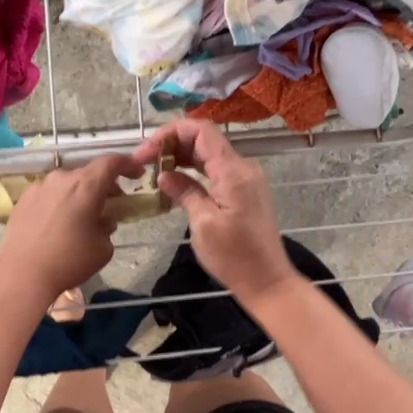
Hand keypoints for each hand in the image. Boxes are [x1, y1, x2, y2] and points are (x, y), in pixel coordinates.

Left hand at [0, 156, 138, 298]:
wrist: (22, 273)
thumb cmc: (69, 260)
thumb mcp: (103, 248)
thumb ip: (108, 227)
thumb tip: (103, 221)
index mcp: (86, 185)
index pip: (111, 162)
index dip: (128, 164)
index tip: (137, 173)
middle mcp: (62, 178)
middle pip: (89, 173)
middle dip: (104, 185)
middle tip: (111, 202)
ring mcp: (40, 186)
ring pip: (67, 183)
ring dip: (79, 193)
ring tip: (82, 215)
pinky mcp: (24, 198)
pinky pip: (49, 193)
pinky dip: (60, 201)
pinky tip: (58, 222)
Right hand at [132, 120, 298, 304]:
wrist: (267, 281)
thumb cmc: (234, 256)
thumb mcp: (203, 224)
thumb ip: (185, 192)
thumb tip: (165, 175)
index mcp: (233, 171)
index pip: (201, 130)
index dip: (171, 132)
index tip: (147, 150)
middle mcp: (243, 167)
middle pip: (204, 139)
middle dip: (172, 144)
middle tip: (145, 162)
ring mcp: (246, 178)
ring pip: (210, 153)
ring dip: (182, 156)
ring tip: (156, 170)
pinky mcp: (245, 190)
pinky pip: (217, 169)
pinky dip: (195, 169)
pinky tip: (176, 180)